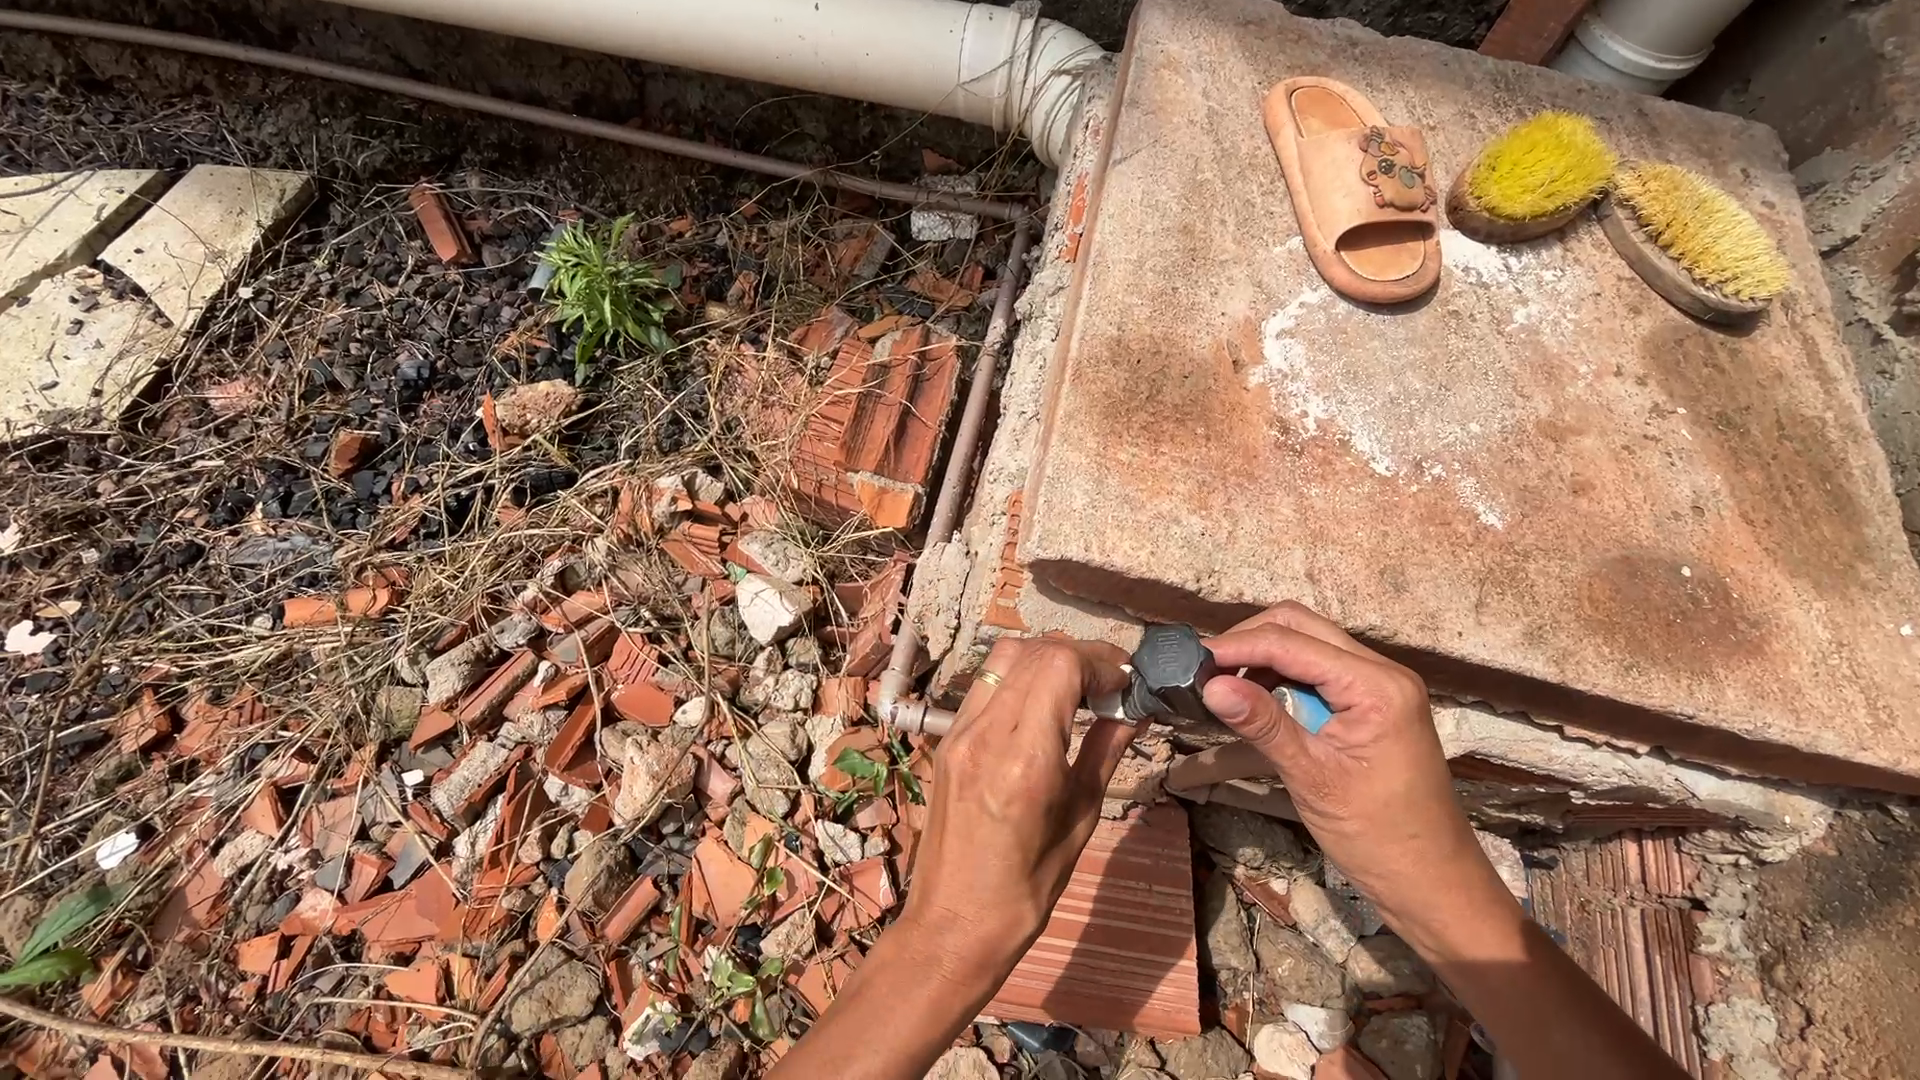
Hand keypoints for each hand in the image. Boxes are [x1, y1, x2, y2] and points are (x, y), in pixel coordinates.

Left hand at [897, 637, 1134, 986]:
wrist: (956, 920)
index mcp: (1025, 757)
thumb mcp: (1081, 817)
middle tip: (1109, 680)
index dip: (1099, 660)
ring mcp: (959, 732)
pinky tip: (1042, 700)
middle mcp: (986, 732)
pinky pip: (985, 684)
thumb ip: (1106, 751)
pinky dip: (1019, 675)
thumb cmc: (1029, 884)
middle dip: (1079, 654)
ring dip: (1046, 656)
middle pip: (1033, 652)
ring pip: (1004, 658)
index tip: (1125, 680)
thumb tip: (1133, 709)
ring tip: (1078, 683)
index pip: (1060, 665)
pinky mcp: (947, 738)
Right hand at [1200, 603, 1509, 937]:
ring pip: (1307, 641)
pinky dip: (1280, 673)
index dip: (1236, 646)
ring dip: (1262, 654)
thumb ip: (1263, 724)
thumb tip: (1210, 685)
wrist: (1434, 881)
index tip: (1191, 661)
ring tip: (1223, 684)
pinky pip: (1317, 668)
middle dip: (1248, 638)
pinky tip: (1254, 698)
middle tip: (1205, 669)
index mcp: (1376, 685)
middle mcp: (1381, 671)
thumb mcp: (1312, 778)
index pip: (1290, 643)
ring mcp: (1379, 684)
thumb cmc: (1378, 836)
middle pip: (1299, 625)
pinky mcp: (1371, 702)